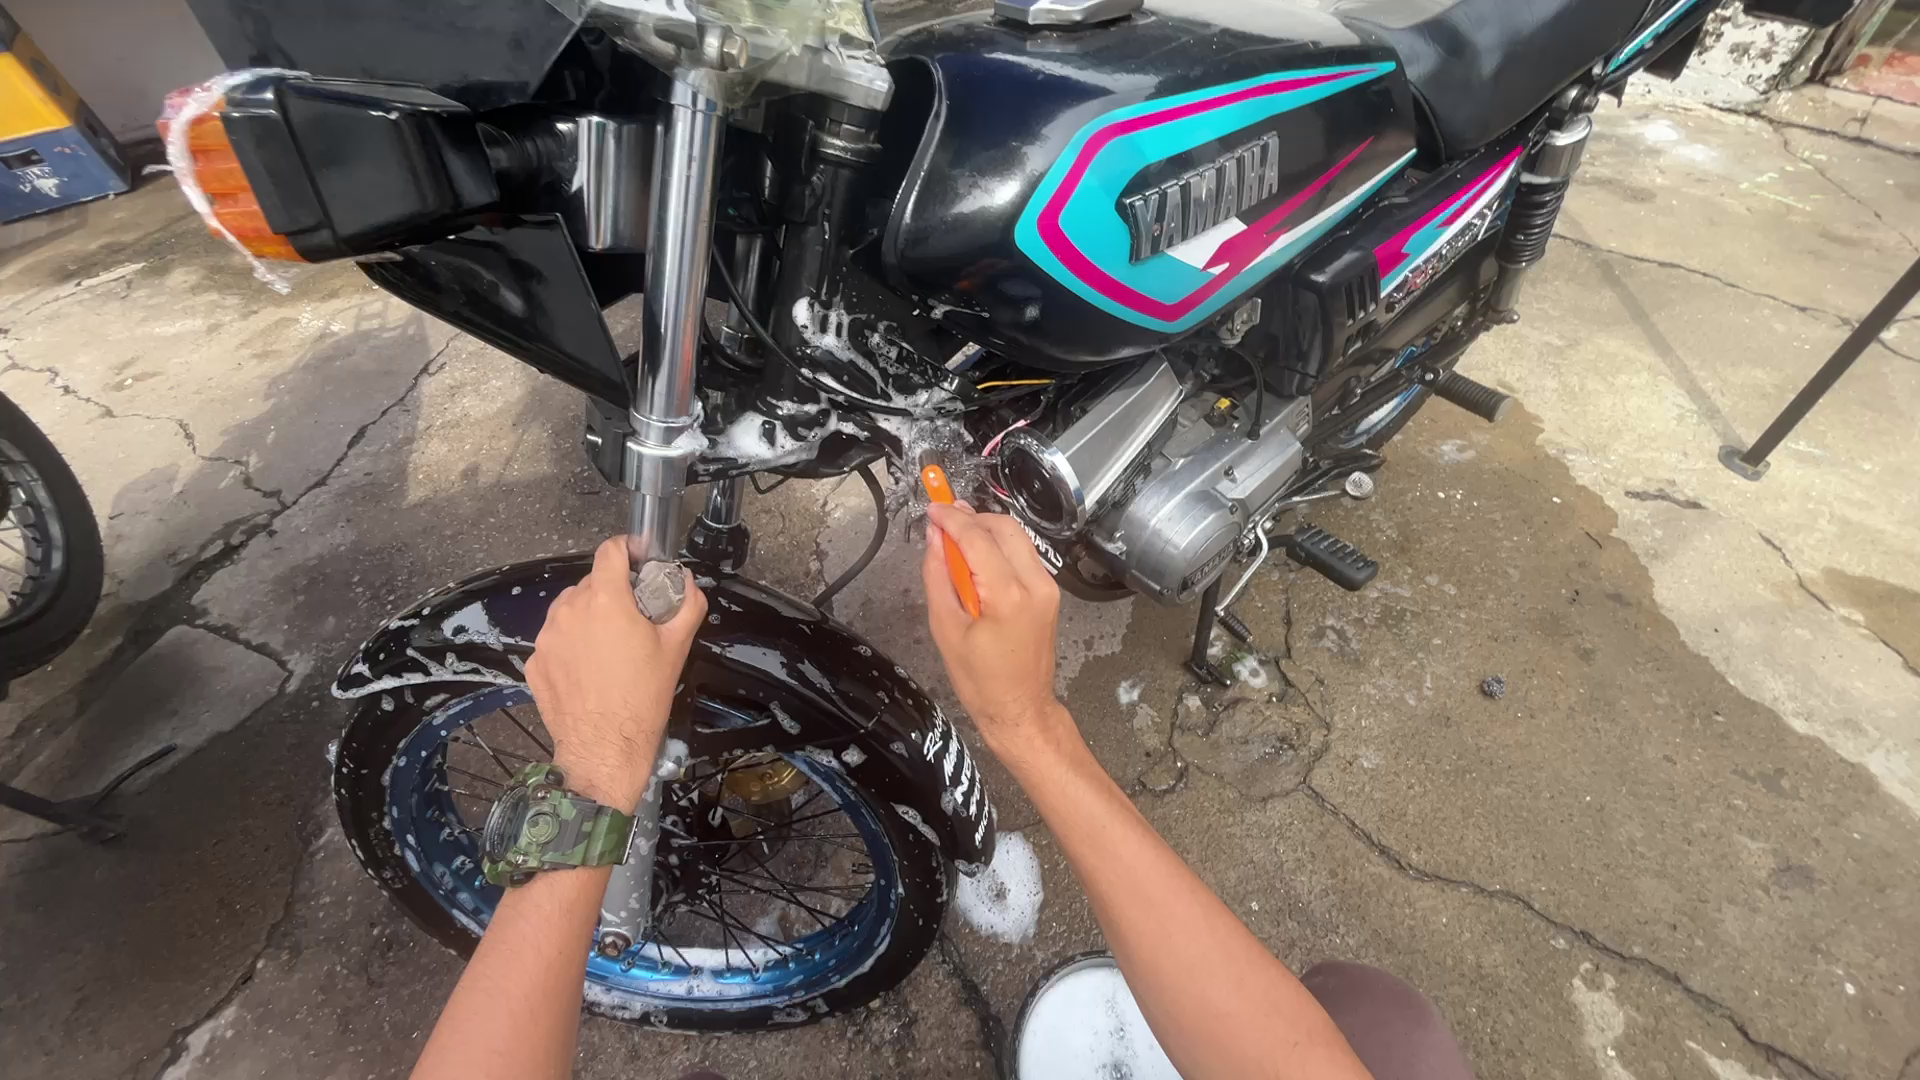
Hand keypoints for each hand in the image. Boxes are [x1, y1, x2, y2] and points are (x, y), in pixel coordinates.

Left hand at [524, 536, 707, 807]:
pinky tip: (591, 668)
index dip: (628, 549)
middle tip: (636, 616)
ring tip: (611, 645)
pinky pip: (557, 638)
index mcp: (606, 600)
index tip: (641, 559)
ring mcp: (546, 637)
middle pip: (592, 581)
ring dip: (591, 615)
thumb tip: (687, 581)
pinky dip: (573, 642)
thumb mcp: (678, 646)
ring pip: (570, 608)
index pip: (610, 551)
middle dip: (615, 591)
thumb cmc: (645, 694)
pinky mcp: (533, 661)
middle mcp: (569, 610)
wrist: (605, 748)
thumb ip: (688, 603)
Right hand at [921, 503, 1080, 770]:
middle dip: (972, 518)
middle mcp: (1036, 584)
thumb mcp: (945, 628)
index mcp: (1008, 595)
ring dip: (986, 531)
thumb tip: (935, 537)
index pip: (978, 538)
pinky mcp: (1049, 593)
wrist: (1021, 710)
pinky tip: (977, 562)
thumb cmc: (979, 680)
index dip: (952, 518)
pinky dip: (999, 549)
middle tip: (943, 522)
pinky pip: (1023, 556)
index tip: (932, 506)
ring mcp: (1048, 587)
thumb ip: (938, 576)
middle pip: (1004, 527)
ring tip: (956, 541)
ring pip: (1017, 537)